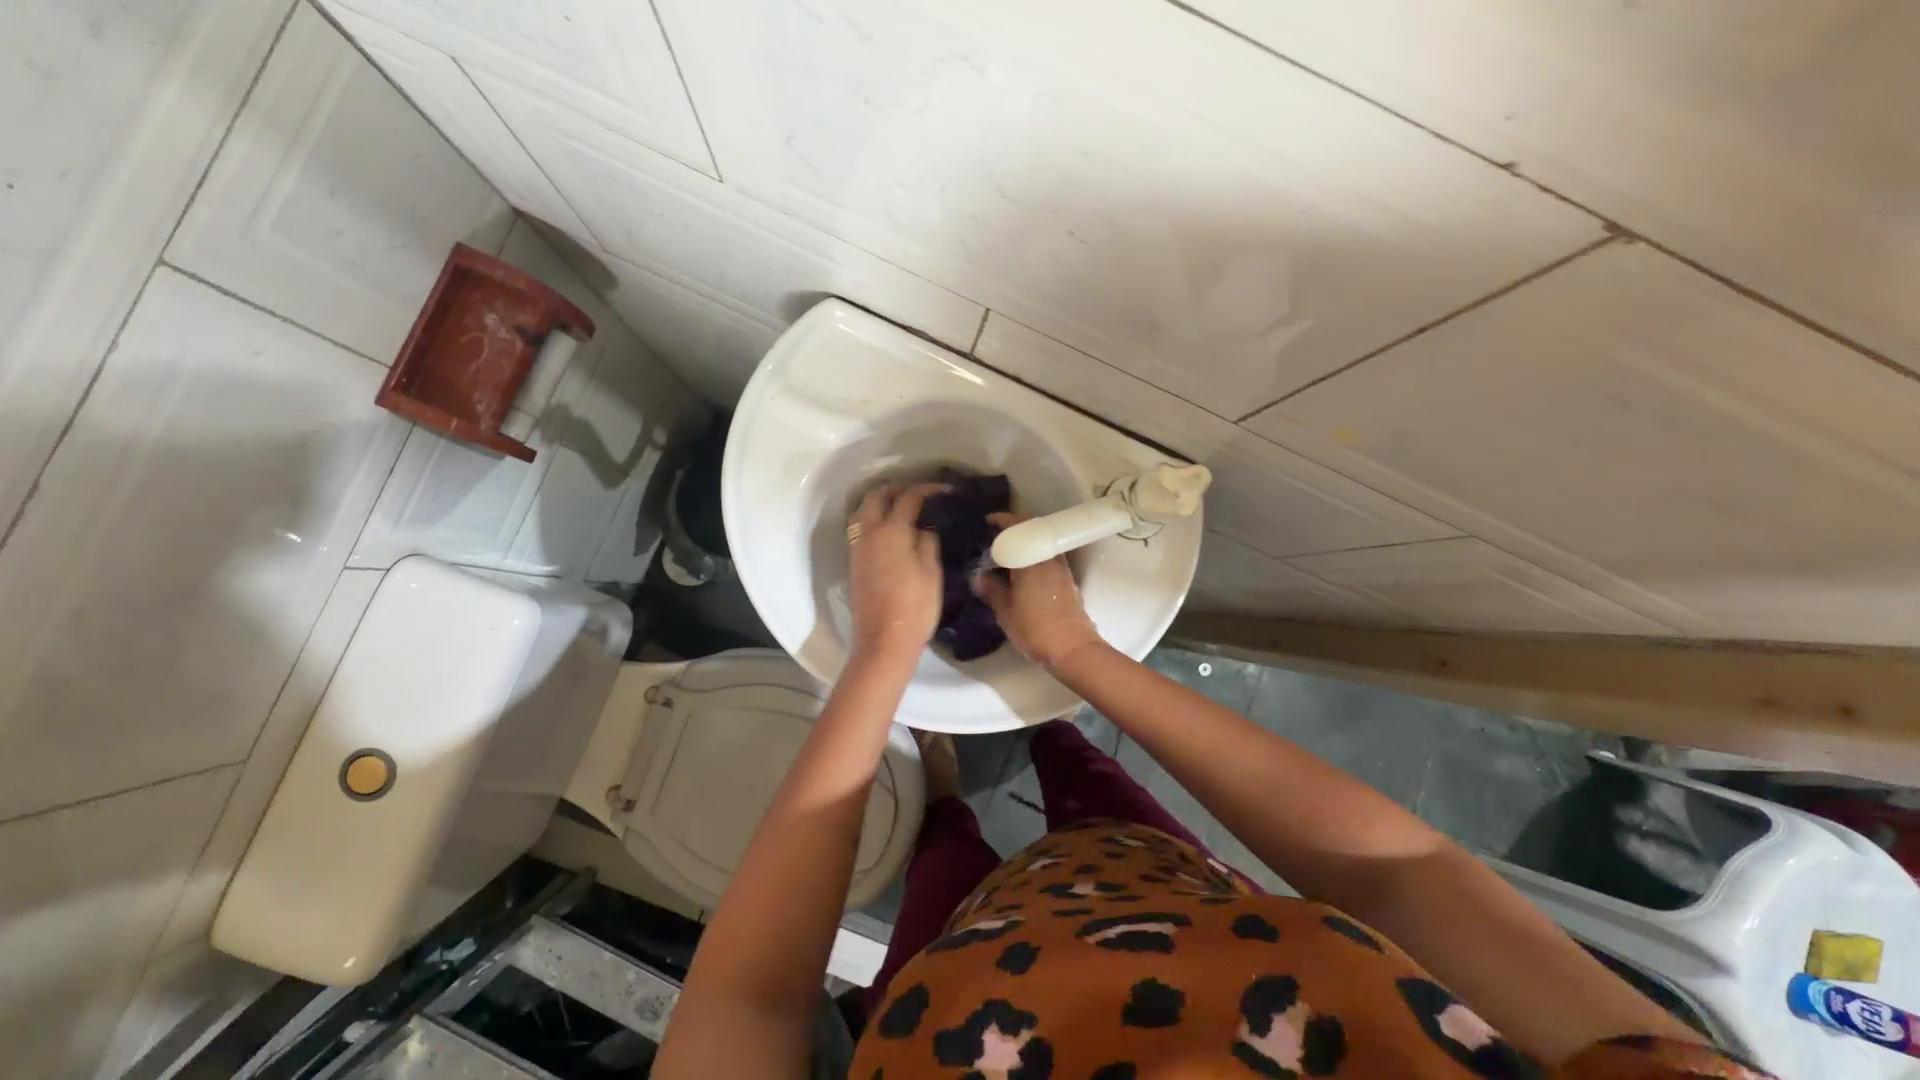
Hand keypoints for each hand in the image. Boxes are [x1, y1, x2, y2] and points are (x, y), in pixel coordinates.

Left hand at [846, 482, 946, 660]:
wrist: (884, 641)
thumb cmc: (914, 607)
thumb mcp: (931, 572)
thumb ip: (927, 542)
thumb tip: (924, 526)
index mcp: (891, 531)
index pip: (909, 498)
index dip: (928, 490)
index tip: (947, 491)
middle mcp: (870, 534)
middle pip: (877, 497)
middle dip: (897, 489)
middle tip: (919, 494)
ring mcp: (859, 549)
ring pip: (865, 512)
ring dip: (883, 503)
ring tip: (905, 509)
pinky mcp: (855, 563)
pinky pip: (862, 529)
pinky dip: (876, 520)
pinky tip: (894, 531)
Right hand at [973, 512, 1103, 667]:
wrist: (1072, 648)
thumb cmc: (1034, 628)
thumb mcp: (1005, 611)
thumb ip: (991, 590)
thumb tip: (979, 577)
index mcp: (1031, 559)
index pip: (1018, 526)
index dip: (1002, 520)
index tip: (988, 522)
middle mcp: (1049, 557)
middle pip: (1033, 532)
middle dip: (1014, 531)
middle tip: (995, 540)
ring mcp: (1061, 568)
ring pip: (1041, 546)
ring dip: (1026, 545)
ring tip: (1006, 556)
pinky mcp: (1067, 581)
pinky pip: (1047, 558)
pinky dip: (1034, 558)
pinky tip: (1021, 572)